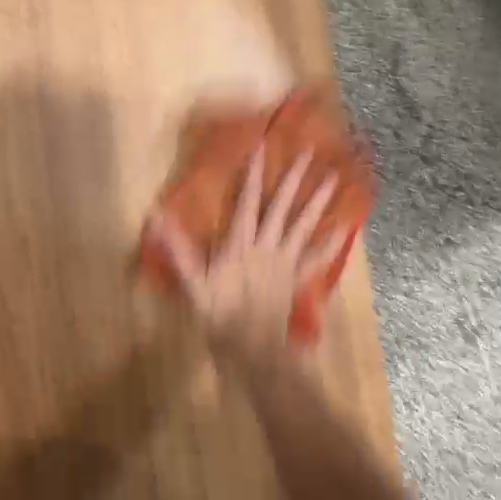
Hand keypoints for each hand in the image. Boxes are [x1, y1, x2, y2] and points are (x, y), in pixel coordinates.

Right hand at [148, 145, 347, 380]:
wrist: (254, 351)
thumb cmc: (220, 317)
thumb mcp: (193, 285)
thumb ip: (178, 251)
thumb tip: (157, 218)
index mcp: (240, 245)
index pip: (247, 203)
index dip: (253, 175)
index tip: (259, 147)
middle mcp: (267, 248)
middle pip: (282, 209)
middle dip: (293, 180)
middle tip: (307, 153)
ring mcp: (285, 264)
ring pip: (305, 227)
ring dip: (319, 202)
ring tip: (333, 179)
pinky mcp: (296, 280)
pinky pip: (316, 258)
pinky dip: (329, 242)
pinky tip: (343, 228)